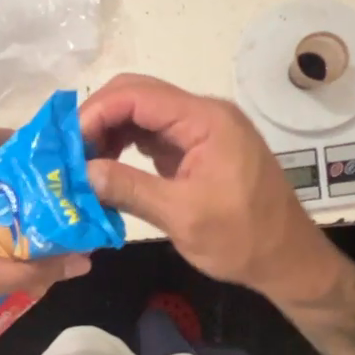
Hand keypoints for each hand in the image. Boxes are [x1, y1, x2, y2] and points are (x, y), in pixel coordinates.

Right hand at [80, 74, 331, 292]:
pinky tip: (104, 169)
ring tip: (80, 164)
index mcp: (206, 120)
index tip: (67, 145)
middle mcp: (203, 114)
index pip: (138, 96)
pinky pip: (153, 136)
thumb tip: (81, 172)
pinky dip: (125, 148)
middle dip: (98, 118)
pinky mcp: (196, 150)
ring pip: (142, 114)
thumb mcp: (182, 216)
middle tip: (67, 152)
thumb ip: (129, 189)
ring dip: (108, 133)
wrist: (287, 259)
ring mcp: (200, 131)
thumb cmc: (242, 239)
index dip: (96, 112)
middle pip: (138, 96)